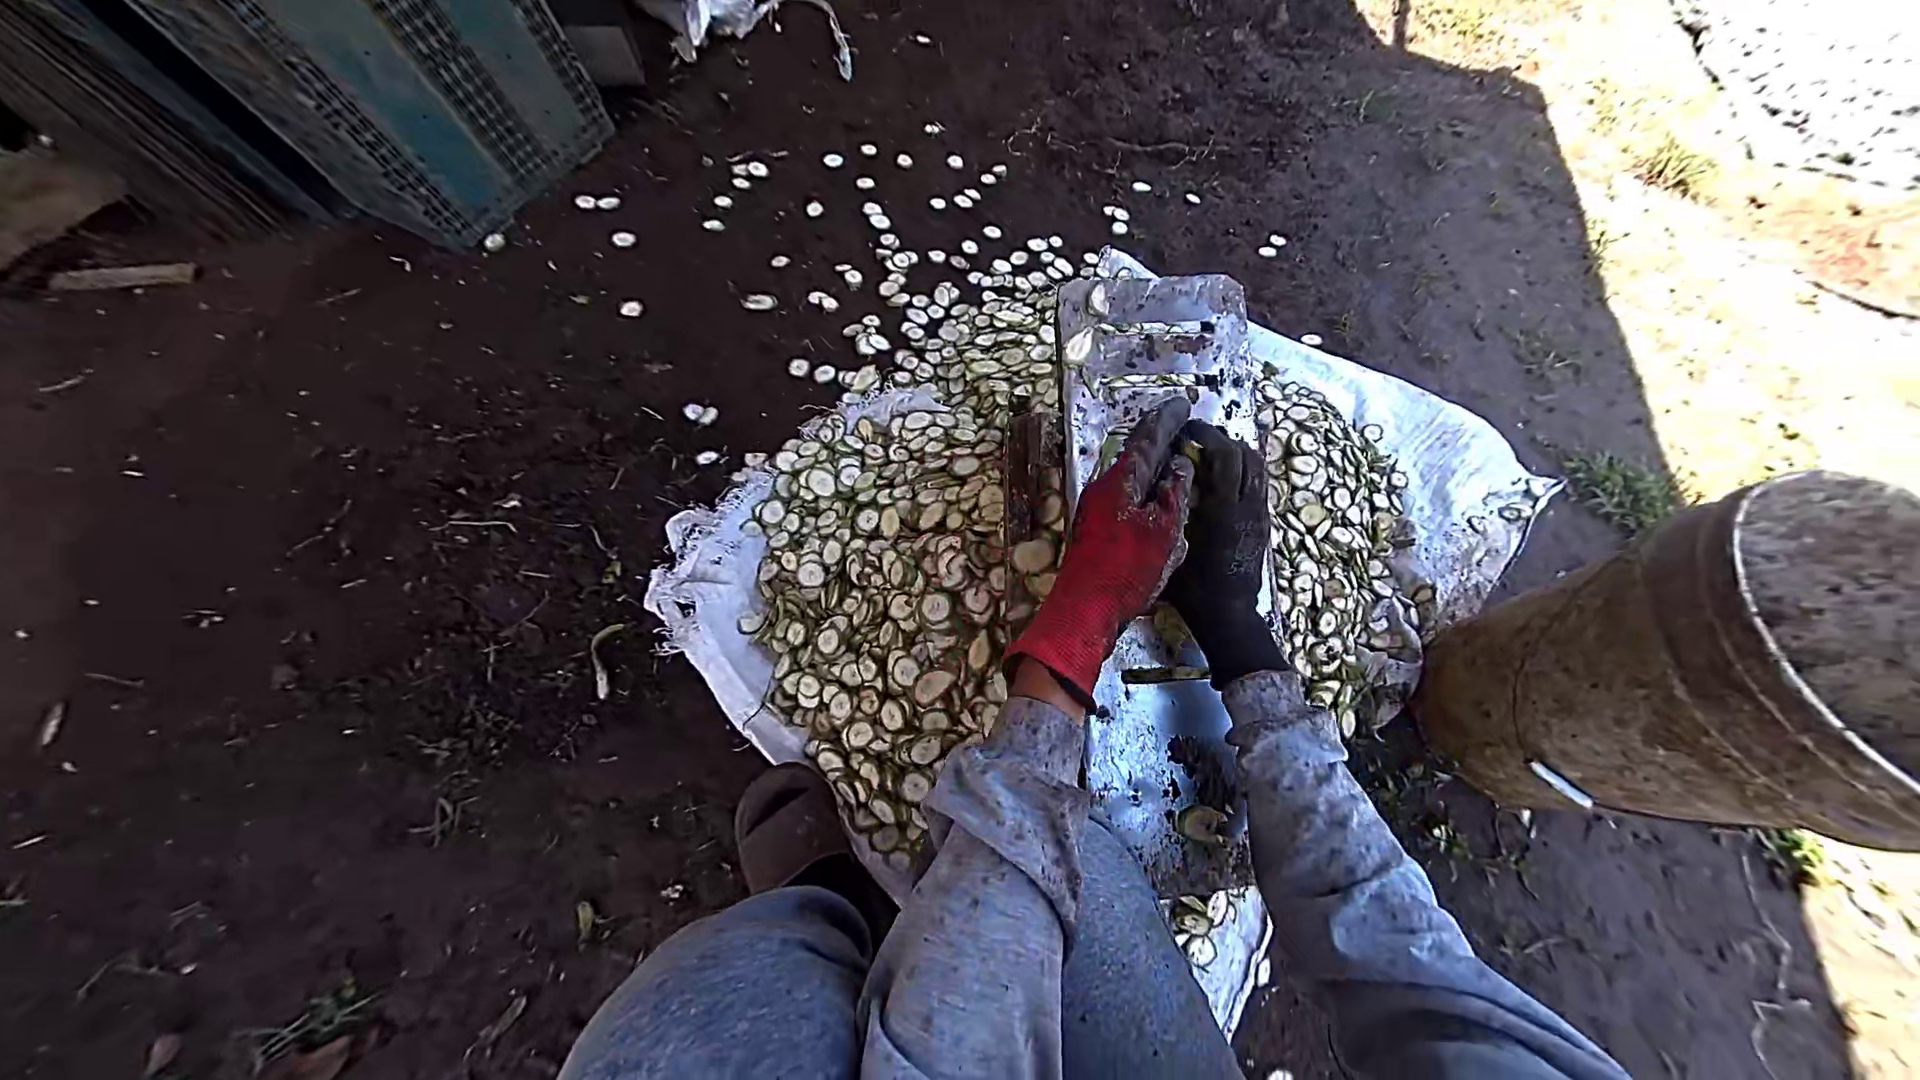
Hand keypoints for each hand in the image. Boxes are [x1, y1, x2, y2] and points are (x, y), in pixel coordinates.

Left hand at [1006, 396, 1194, 703]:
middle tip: (1181, 429)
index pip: (1146, 438)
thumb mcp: (1162, 533)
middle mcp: (1102, 488)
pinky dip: (1143, 491)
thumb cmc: (1124, 571)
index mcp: (1119, 481)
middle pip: (1134, 454)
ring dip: (1151, 467)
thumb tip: (1178, 467)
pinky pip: (1124, 497)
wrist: (1084, 609)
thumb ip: (1173, 496)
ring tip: (1174, 462)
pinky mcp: (1094, 527)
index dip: (1168, 419)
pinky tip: (1155, 502)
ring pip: (1128, 476)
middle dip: (1159, 441)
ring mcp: (1095, 508)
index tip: (1183, 404)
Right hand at [1163, 420, 1288, 686]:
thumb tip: (1160, 480)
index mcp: (1224, 511)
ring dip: (1235, 453)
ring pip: (1257, 468)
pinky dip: (1242, 471)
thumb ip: (1169, 512)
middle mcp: (1248, 508)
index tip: (1186, 428)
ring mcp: (1259, 515)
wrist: (1227, 614)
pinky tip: (1222, 478)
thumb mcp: (1172, 547)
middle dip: (1221, 439)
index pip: (1225, 456)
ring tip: (1210, 453)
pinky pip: (1258, 484)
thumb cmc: (1192, 586)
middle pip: (1246, 455)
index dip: (1207, 435)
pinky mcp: (1262, 524)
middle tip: (1196, 437)